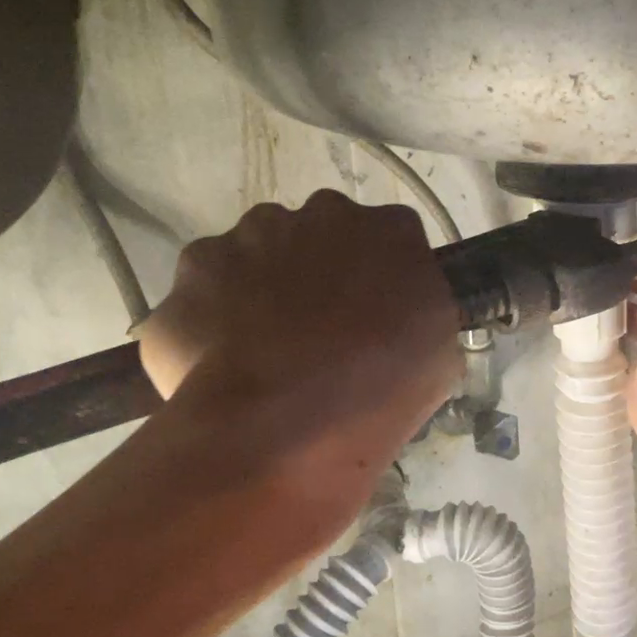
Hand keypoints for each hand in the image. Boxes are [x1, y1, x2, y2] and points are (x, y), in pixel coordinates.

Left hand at [135, 190, 460, 465]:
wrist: (284, 423)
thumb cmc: (382, 387)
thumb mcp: (442, 353)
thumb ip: (423, 313)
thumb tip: (405, 319)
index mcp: (390, 229)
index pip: (392, 238)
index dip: (382, 278)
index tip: (378, 316)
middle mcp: (320, 213)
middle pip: (321, 235)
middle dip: (319, 273)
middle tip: (322, 334)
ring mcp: (249, 236)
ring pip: (259, 254)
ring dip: (262, 287)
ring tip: (266, 351)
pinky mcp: (193, 270)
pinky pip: (208, 290)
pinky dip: (213, 318)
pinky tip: (226, 362)